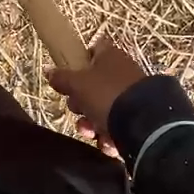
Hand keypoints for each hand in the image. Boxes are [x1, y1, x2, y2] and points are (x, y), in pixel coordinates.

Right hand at [47, 35, 147, 154]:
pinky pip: (118, 123)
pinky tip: (107, 142)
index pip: (91, 51)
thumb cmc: (106, 95)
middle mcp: (122, 72)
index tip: (69, 79)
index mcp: (109, 56)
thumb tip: (48, 72)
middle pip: (93, 84)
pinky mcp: (140, 116)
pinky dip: (110, 134)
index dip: (78, 64)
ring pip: (103, 107)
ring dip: (92, 123)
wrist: (145, 125)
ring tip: (91, 133)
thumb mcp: (77, 84)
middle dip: (80, 103)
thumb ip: (61, 78)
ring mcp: (132, 94)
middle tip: (78, 111)